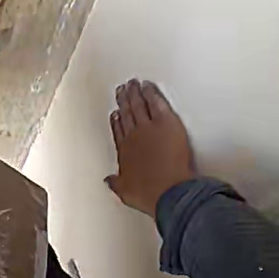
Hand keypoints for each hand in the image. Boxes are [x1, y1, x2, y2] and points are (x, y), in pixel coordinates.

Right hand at [105, 78, 197, 217]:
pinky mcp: (166, 122)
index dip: (116, 121)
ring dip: (134, 94)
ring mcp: (149, 128)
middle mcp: (134, 137)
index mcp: (124, 152)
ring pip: (139, 105)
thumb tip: (109, 180)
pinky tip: (149, 86)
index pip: (118, 131)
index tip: (115, 114)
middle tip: (121, 91)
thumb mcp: (125, 191)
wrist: (168, 191)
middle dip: (123, 102)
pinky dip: (152, 93)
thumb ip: (116, 183)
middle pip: (127, 114)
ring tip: (133, 84)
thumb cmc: (149, 193)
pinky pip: (156, 103)